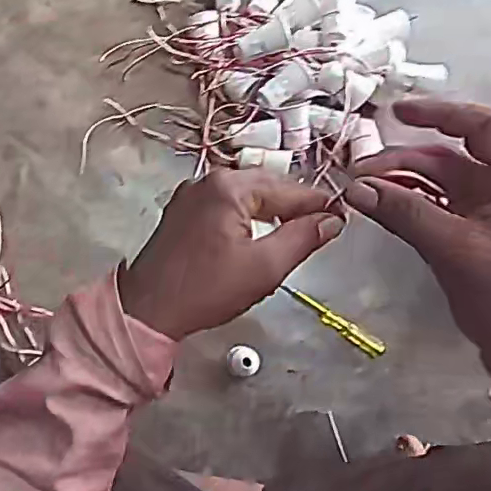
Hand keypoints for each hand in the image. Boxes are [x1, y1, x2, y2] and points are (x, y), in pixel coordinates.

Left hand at [119, 170, 345, 339]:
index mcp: (229, 186)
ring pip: (244, 196)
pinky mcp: (181, 212)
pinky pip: (224, 206)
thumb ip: (303, 238)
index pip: (288, 189)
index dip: (318, 205)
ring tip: (295, 234)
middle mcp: (208, 180)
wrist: (148, 310)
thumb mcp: (265, 267)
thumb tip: (332, 220)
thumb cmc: (207, 289)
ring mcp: (190, 195)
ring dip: (270, 212)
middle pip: (265, 187)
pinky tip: (257, 235)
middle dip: (294, 208)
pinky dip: (246, 217)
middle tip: (322, 228)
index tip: (342, 216)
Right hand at [345, 98, 490, 389]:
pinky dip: (405, 202)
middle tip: (362, 168)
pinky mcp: (471, 229)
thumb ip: (406, 214)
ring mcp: (488, 208)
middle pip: (450, 155)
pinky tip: (378, 203)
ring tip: (362, 187)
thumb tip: (359, 189)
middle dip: (403, 158)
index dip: (438, 114)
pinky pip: (433, 204)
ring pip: (437, 180)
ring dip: (399, 181)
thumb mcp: (457, 249)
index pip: (482, 126)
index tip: (398, 112)